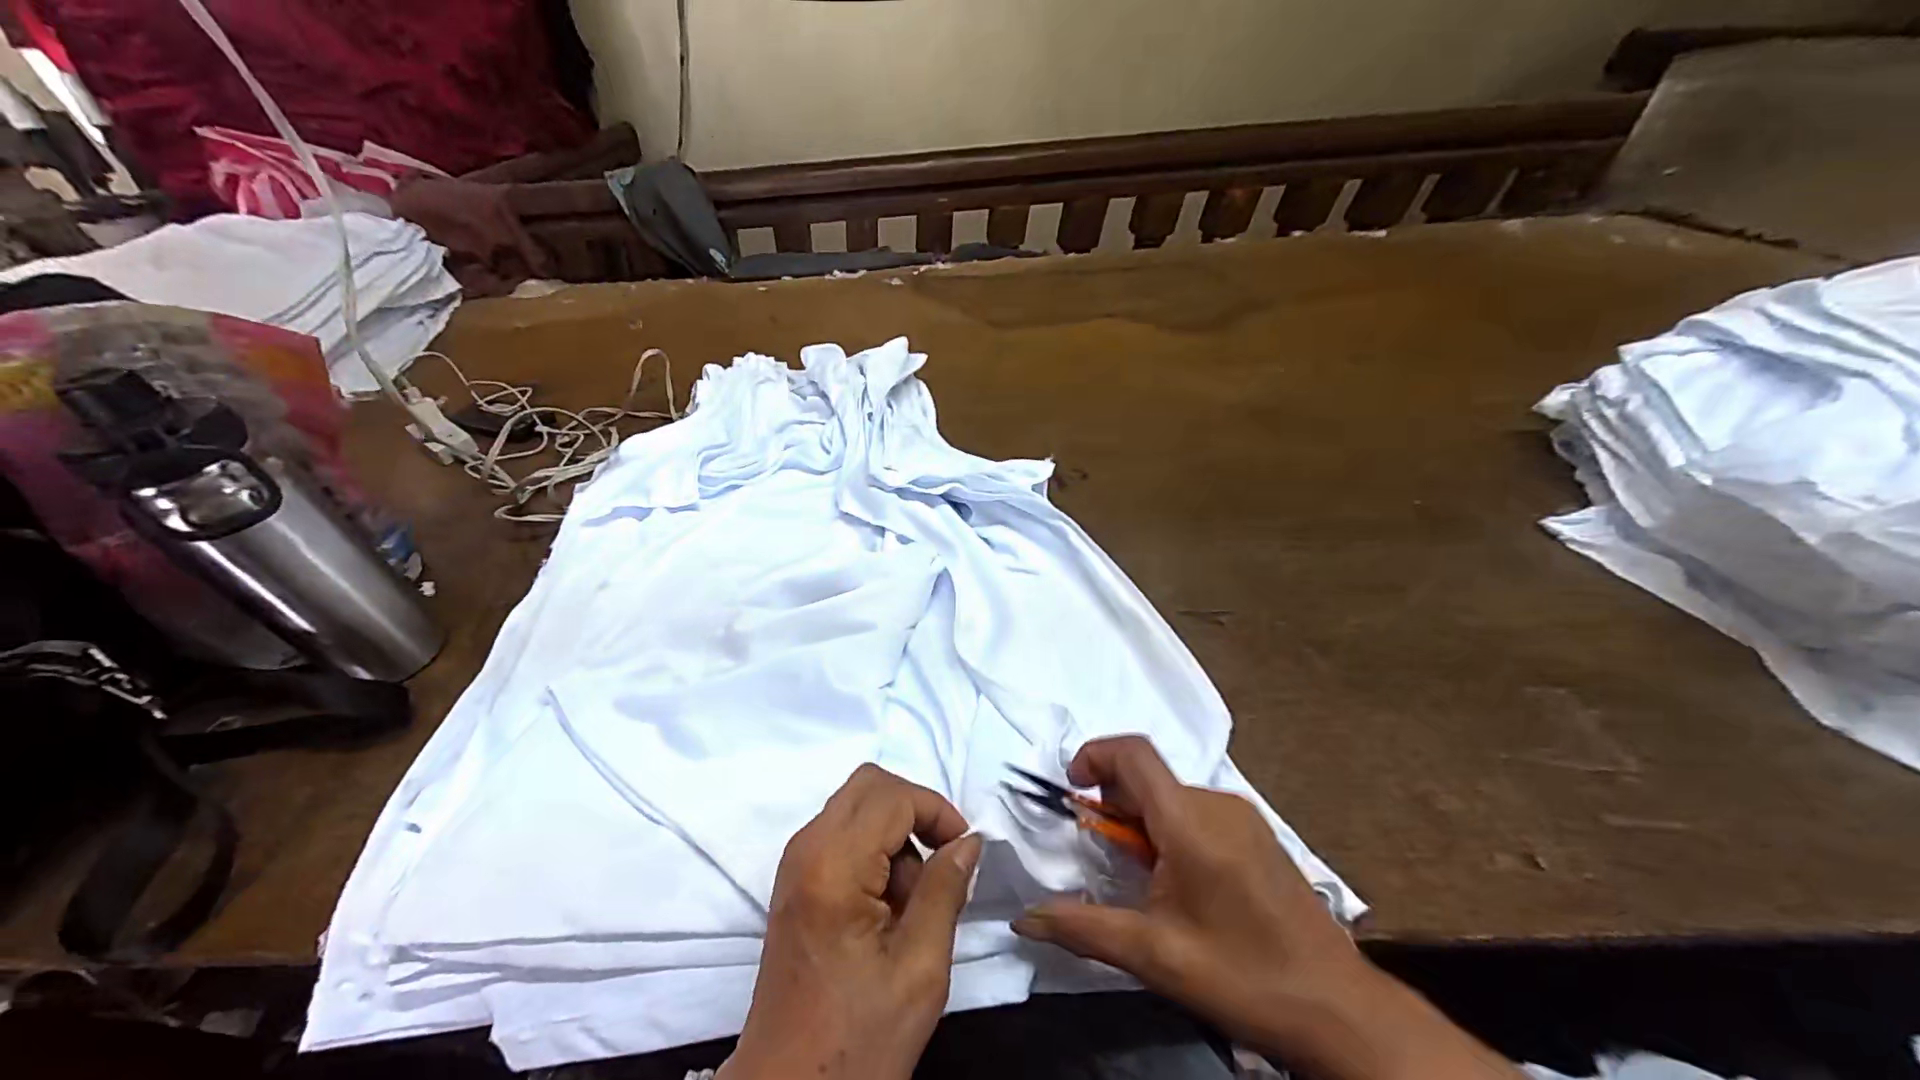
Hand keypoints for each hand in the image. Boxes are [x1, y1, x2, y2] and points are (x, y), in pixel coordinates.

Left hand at [721, 764, 983, 1079]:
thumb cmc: (857, 1039)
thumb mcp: (919, 968)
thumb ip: (945, 890)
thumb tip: (969, 839)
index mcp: (832, 866)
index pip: (892, 795)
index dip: (937, 810)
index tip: (963, 850)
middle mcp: (806, 849)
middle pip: (869, 784)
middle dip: (915, 810)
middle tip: (942, 861)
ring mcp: (796, 863)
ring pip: (858, 805)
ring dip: (896, 834)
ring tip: (912, 903)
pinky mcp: (796, 881)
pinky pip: (844, 834)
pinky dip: (876, 850)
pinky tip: (888, 907)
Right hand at [1011, 736, 1517, 1079]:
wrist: (1340, 1010)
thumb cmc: (1243, 978)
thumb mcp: (1155, 957)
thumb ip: (1083, 928)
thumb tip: (1024, 918)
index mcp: (1191, 823)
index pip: (1134, 753)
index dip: (1094, 755)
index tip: (1072, 791)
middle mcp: (1219, 804)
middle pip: (1149, 778)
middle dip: (1113, 804)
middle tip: (1102, 856)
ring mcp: (1244, 817)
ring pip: (1171, 796)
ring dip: (1141, 821)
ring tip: (1139, 877)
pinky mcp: (1258, 834)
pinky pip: (1197, 812)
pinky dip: (1169, 829)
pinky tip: (1176, 881)